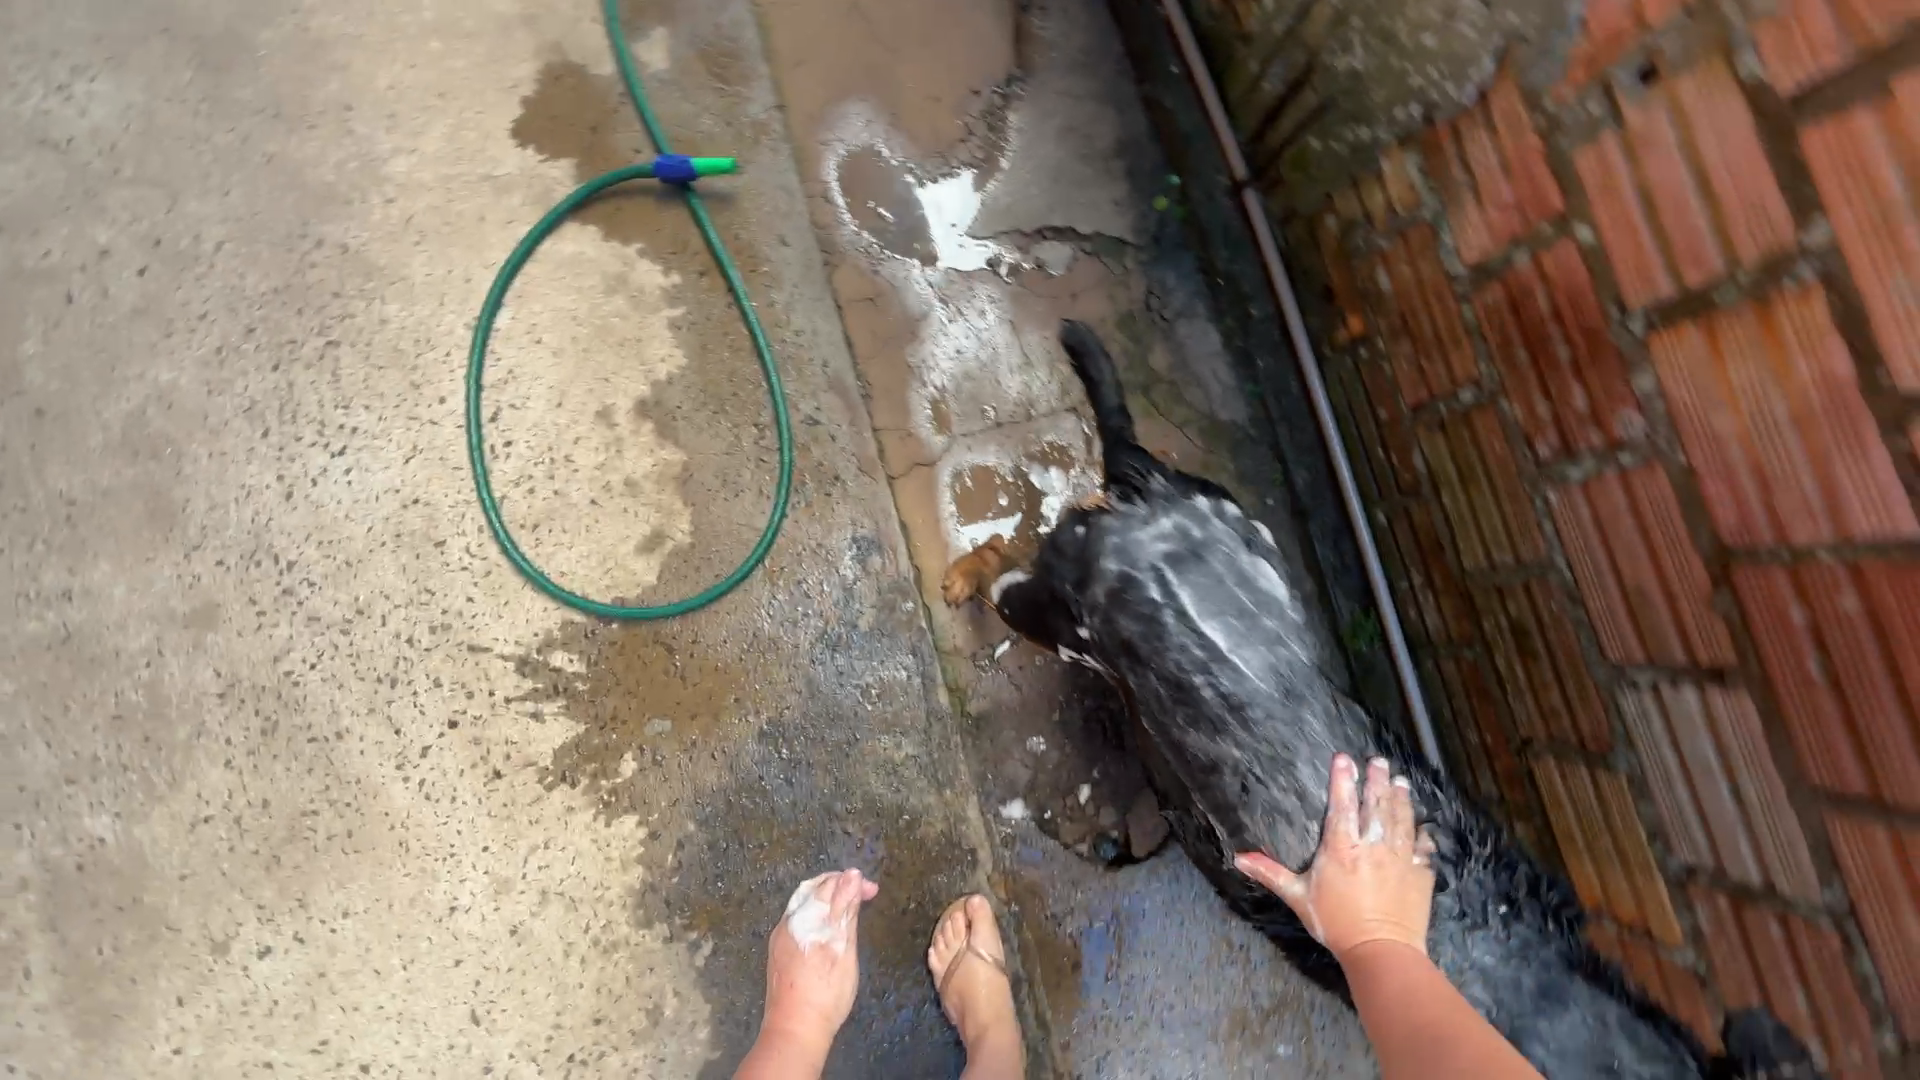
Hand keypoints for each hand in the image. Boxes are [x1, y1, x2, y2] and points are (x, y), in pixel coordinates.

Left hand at [759, 869, 879, 1051]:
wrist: (794, 1032)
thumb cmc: (826, 993)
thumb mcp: (843, 949)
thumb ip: (846, 910)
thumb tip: (853, 875)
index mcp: (805, 918)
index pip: (830, 884)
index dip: (853, 881)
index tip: (873, 890)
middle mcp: (788, 922)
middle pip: (813, 890)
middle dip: (839, 885)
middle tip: (863, 894)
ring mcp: (780, 937)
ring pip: (804, 903)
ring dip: (827, 898)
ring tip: (849, 906)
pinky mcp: (778, 952)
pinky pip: (798, 919)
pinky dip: (816, 913)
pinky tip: (827, 925)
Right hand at [1235, 754, 1435, 960]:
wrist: (1382, 953)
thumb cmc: (1336, 923)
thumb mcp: (1298, 896)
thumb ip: (1270, 873)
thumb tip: (1238, 858)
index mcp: (1342, 848)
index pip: (1341, 806)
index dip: (1342, 780)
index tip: (1344, 759)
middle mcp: (1372, 847)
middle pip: (1375, 806)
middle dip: (1376, 781)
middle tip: (1378, 761)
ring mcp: (1400, 860)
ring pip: (1401, 822)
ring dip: (1400, 800)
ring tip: (1399, 781)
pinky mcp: (1420, 878)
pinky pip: (1423, 851)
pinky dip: (1422, 836)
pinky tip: (1423, 827)